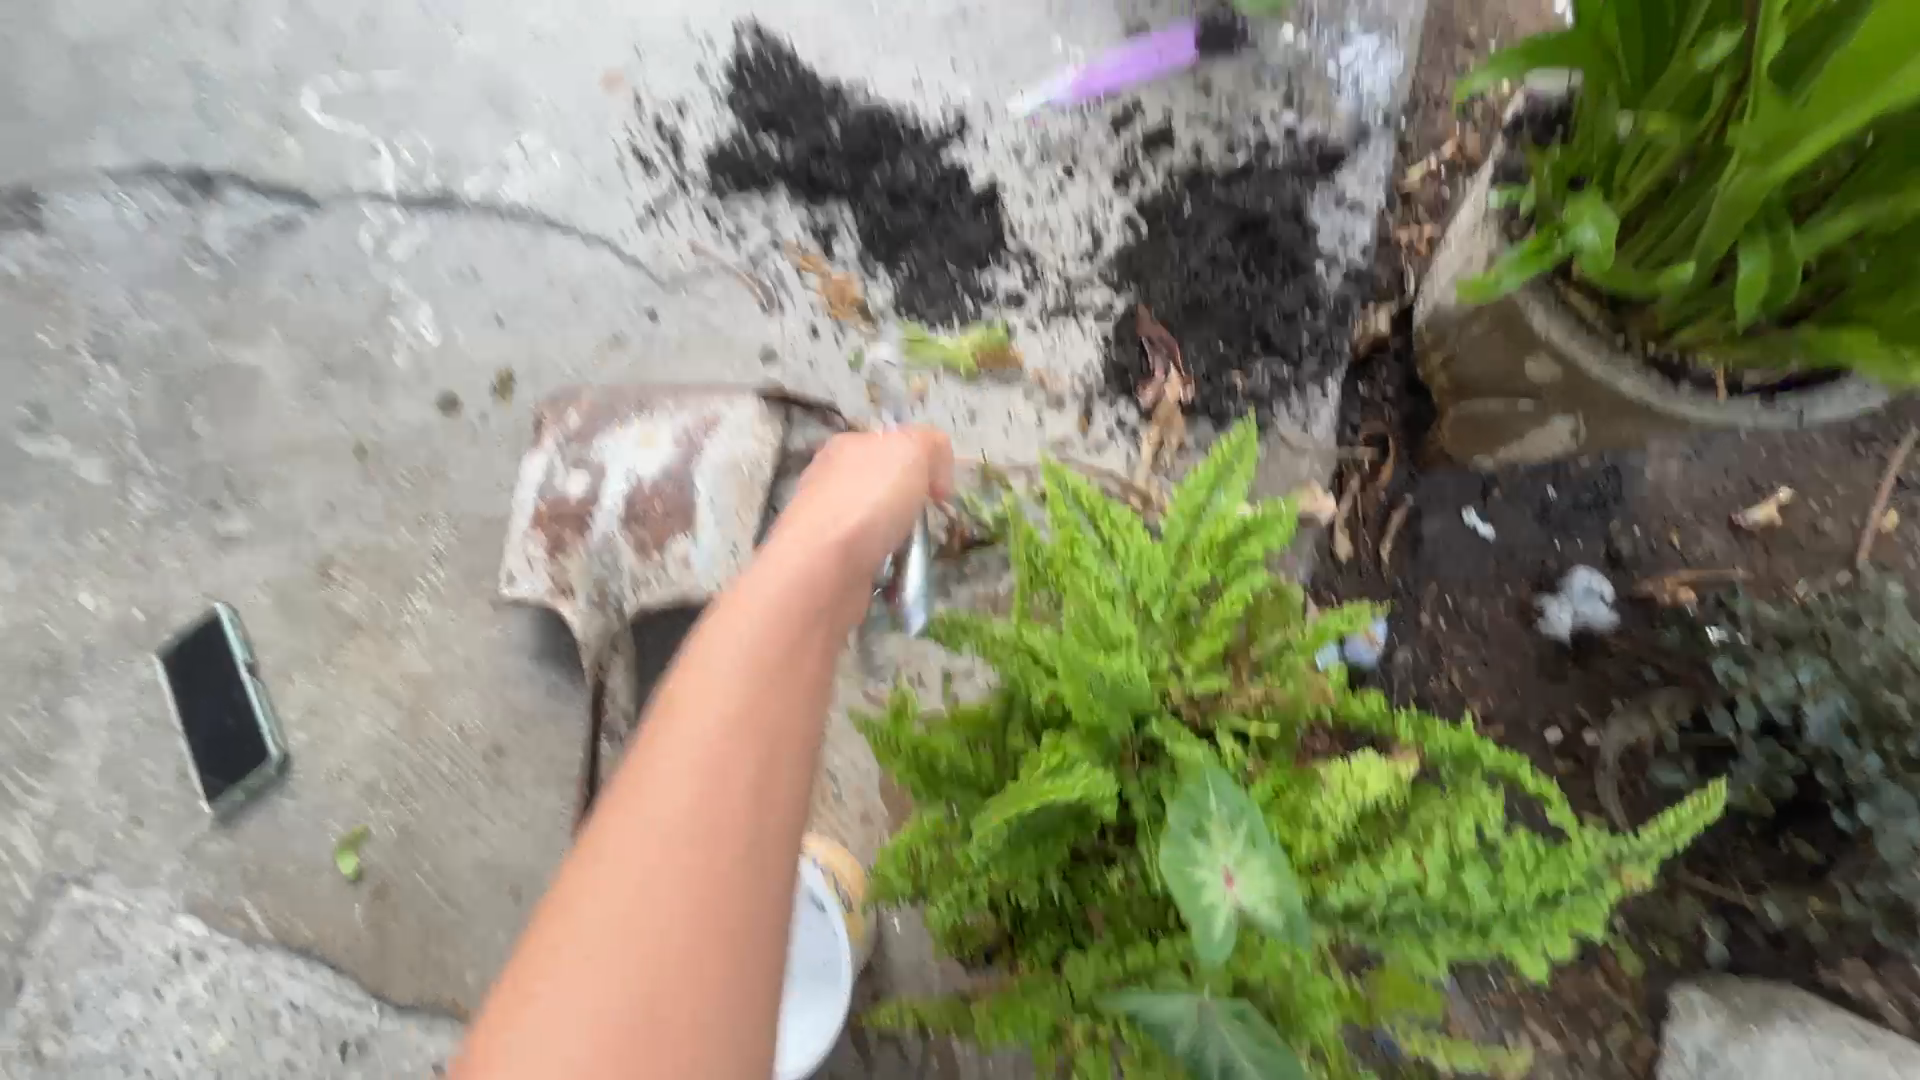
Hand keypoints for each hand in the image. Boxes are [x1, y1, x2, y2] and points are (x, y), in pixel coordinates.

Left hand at [768, 426, 953, 583]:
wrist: (822, 565)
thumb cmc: (869, 500)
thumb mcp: (912, 450)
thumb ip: (931, 443)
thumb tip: (934, 470)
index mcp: (847, 445)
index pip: (892, 444)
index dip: (923, 464)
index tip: (939, 492)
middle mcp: (830, 478)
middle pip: (883, 483)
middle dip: (909, 502)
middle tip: (925, 521)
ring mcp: (824, 519)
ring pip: (874, 521)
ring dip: (896, 536)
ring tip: (907, 552)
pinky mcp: (823, 557)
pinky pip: (863, 554)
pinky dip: (880, 562)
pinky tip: (887, 570)